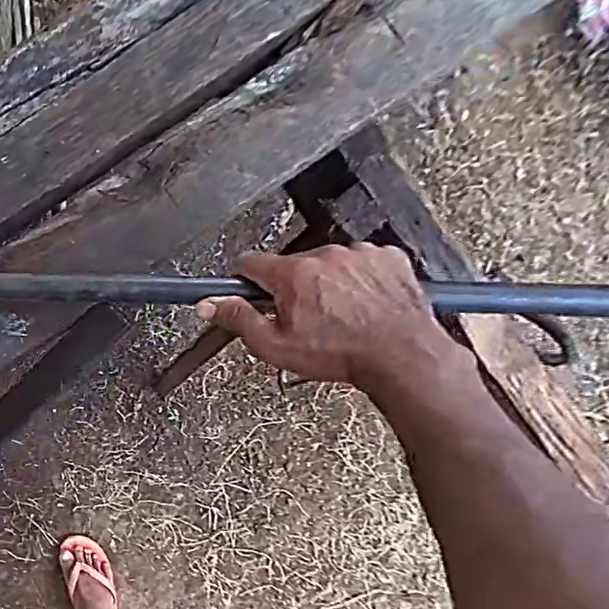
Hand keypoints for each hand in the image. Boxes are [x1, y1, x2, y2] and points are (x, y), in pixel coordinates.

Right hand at [196, 244, 473, 396]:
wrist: (398, 354)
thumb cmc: (340, 352)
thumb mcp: (273, 345)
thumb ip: (238, 318)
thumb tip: (210, 304)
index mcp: (293, 273)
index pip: (250, 263)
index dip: (243, 280)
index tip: (246, 292)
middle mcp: (326, 255)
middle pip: (291, 266)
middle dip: (290, 289)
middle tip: (299, 320)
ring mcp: (359, 254)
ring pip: (326, 265)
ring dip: (324, 284)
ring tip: (334, 317)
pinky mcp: (387, 258)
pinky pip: (360, 263)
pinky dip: (356, 280)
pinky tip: (358, 306)